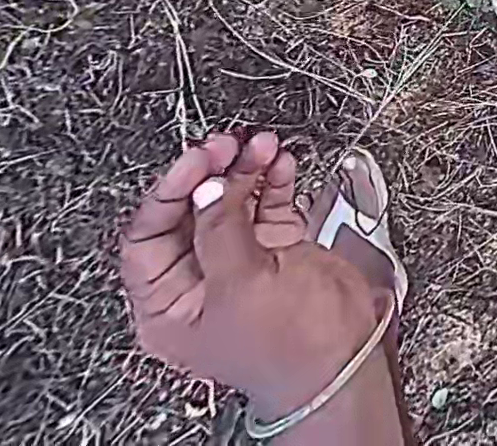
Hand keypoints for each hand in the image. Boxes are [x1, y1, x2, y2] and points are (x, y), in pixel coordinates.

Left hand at [119, 132, 381, 419]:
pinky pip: (269, 200)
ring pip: (233, 199)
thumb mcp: (243, 287)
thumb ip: (220, 233)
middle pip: (193, 210)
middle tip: (227, 145)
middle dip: (211, 173)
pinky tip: (280, 162)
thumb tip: (204, 189)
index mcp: (172, 303)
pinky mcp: (278, 243)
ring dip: (246, 168)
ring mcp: (243, 256)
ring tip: (261, 145)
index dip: (169, 194)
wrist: (346, 351)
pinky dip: (275, 178)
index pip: (150, 237)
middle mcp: (203, 276)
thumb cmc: (290, 346)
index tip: (195, 161)